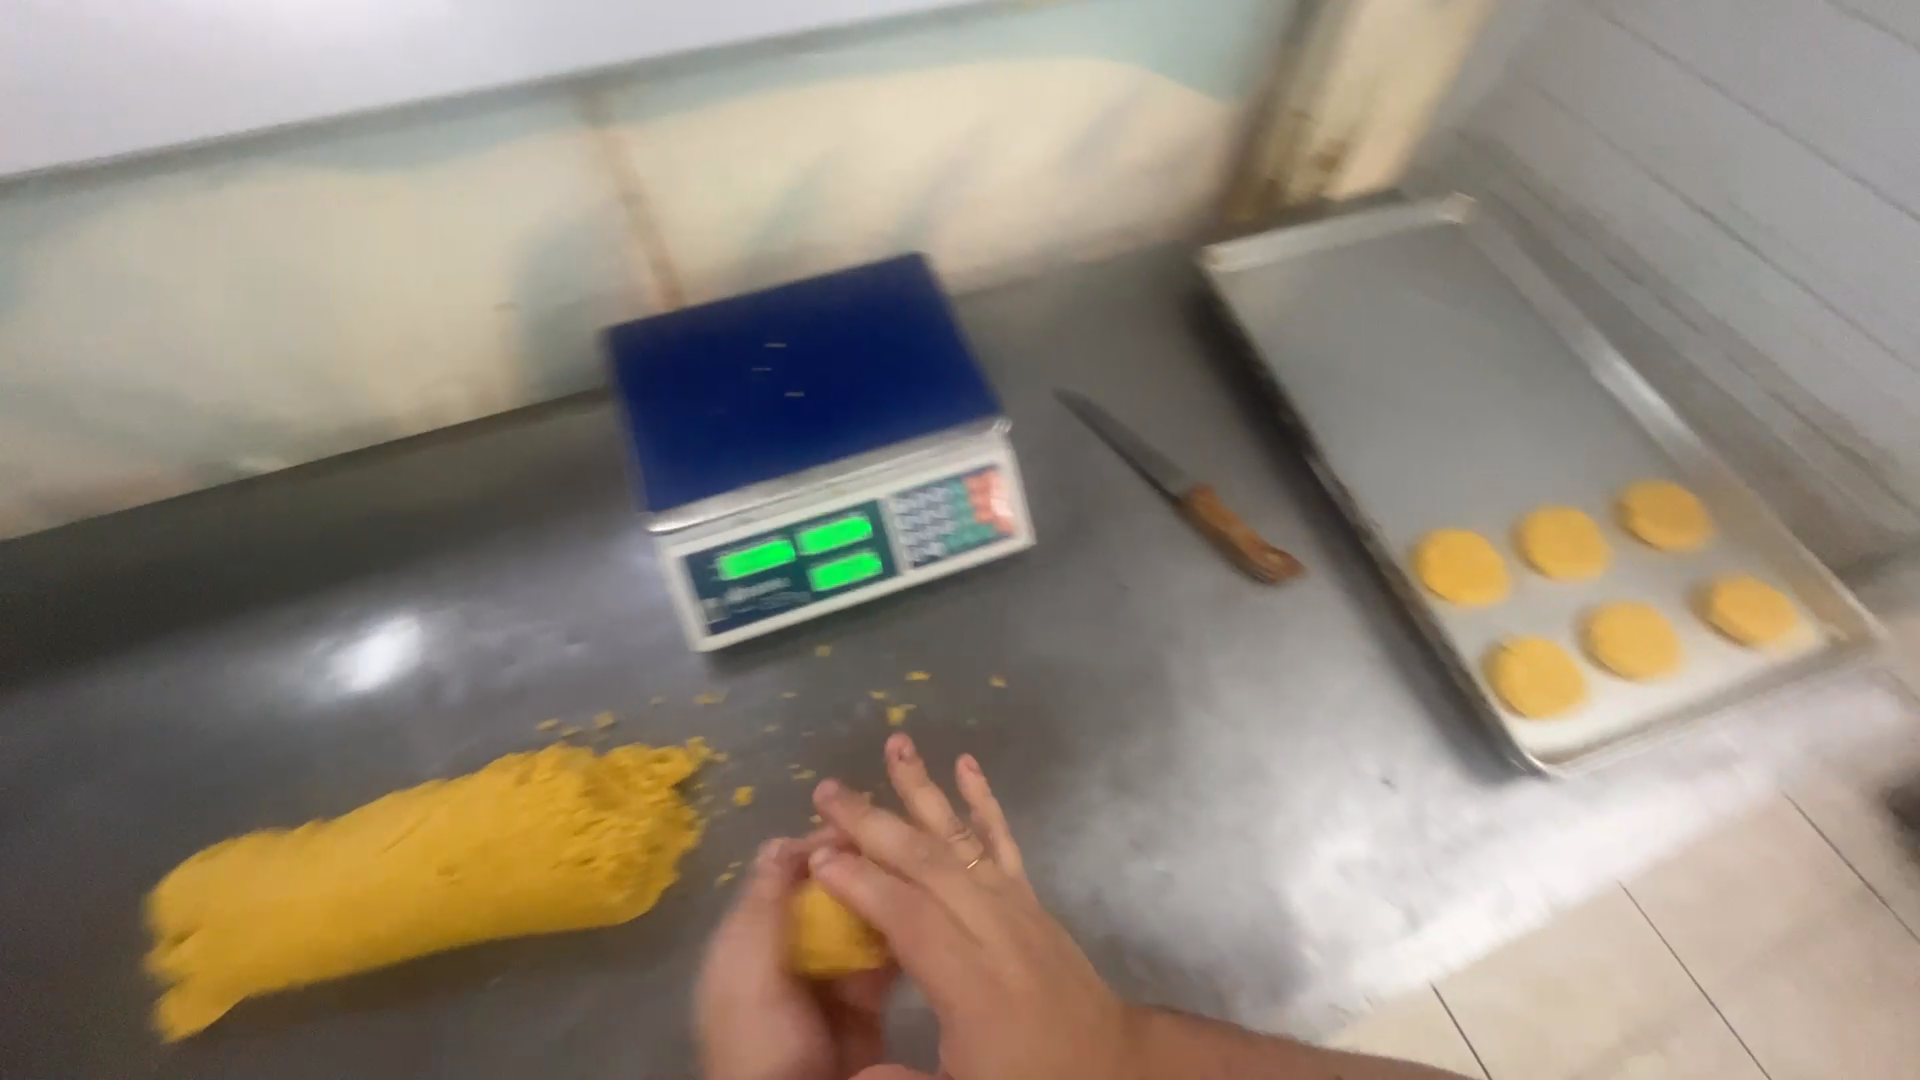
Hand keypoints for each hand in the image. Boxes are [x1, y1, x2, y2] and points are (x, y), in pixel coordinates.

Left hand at [696, 833, 899, 1079]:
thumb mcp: (746, 972)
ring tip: (920, 869)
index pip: (784, 875)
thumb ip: (763, 907)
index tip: (855, 827)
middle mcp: (790, 950)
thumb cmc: (758, 1044)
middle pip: (826, 892)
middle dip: (857, 867)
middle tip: (897, 845)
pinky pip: (884, 957)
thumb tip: (781, 840)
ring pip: (859, 919)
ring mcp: (829, 977)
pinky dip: (900, 937)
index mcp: (751, 940)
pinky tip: (927, 914)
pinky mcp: (865, 1001)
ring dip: (882, 896)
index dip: (816, 848)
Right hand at [808, 734, 1132, 1079]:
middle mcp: (992, 928)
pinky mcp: (1028, 896)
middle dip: (873, 823)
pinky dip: (982, 800)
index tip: (818, 853)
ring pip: (960, 838)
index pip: (908, 915)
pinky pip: (1001, 840)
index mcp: (971, 983)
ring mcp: (1015, 904)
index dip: (861, 883)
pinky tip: (966, 765)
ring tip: (896, 746)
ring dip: (923, 790)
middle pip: (926, 863)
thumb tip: (853, 1068)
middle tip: (828, 791)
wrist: (1111, 1066)